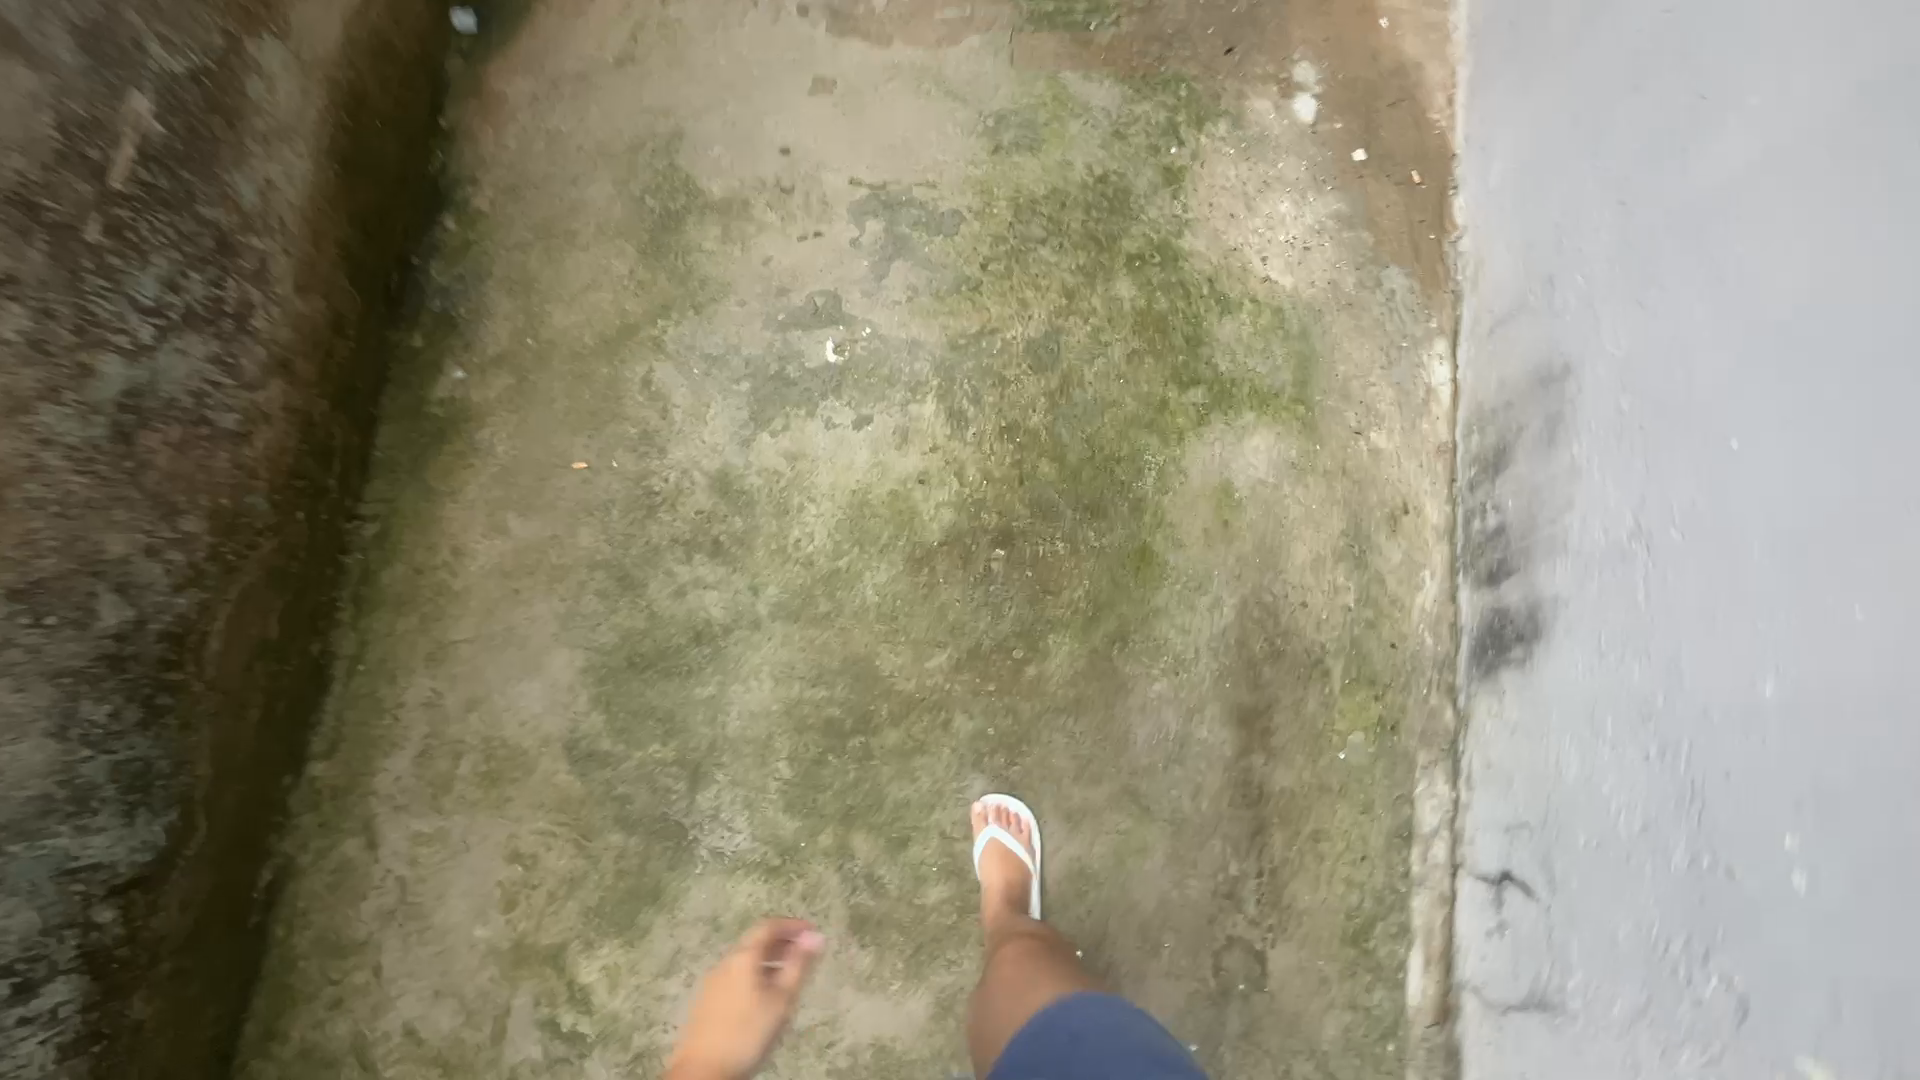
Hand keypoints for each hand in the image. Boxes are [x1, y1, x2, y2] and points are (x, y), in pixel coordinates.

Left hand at [665, 917, 825, 1079]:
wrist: (702, 1073)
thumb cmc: (748, 1032)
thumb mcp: (781, 999)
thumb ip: (799, 965)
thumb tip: (815, 936)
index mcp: (743, 957)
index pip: (768, 926)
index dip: (791, 925)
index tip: (811, 931)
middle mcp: (725, 962)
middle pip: (754, 942)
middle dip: (781, 942)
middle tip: (802, 952)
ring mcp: (712, 982)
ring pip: (744, 961)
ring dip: (767, 960)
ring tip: (787, 976)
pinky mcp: (705, 1002)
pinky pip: (735, 976)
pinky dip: (754, 974)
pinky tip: (762, 996)